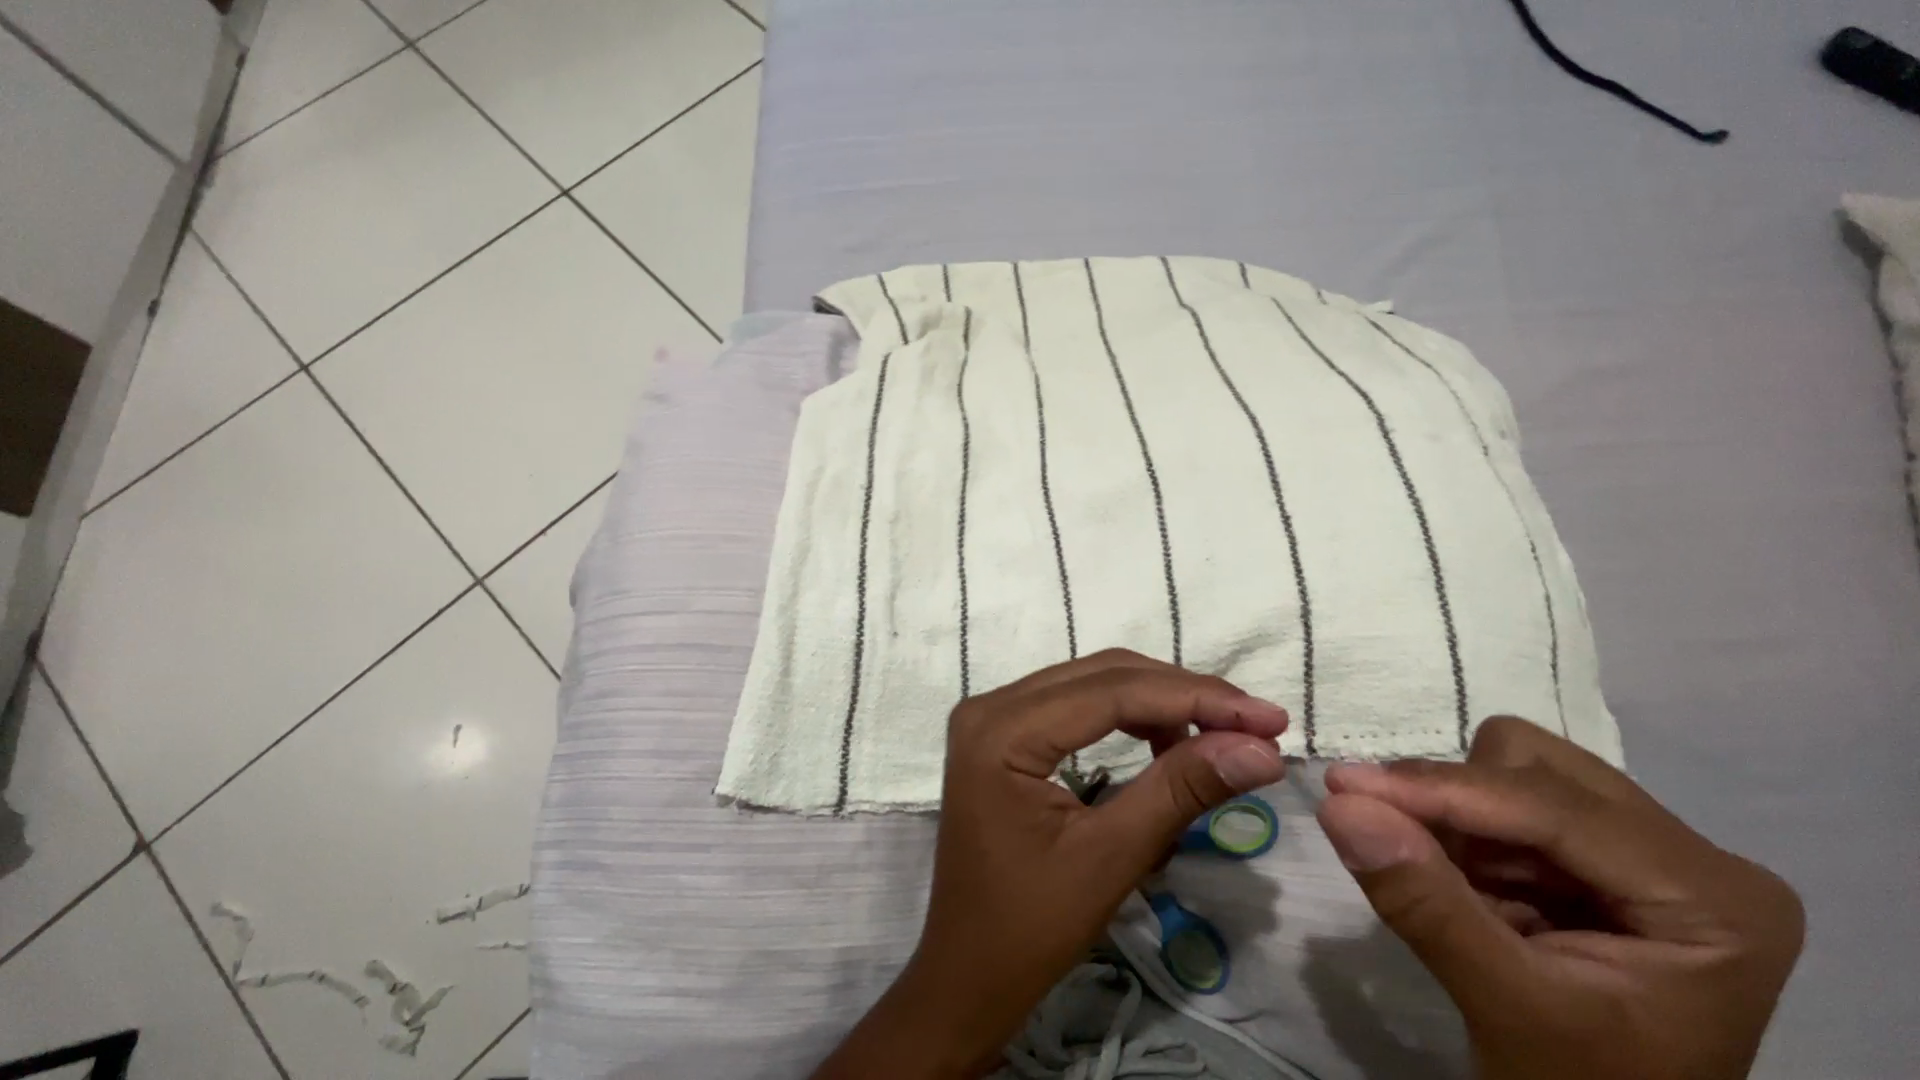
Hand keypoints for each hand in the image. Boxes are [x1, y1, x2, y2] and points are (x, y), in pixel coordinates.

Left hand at [811, 650, 1289, 1078]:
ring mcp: (991, 718)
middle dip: (1185, 695)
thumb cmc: (1031, 926)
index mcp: (1002, 730)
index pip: (1114, 691)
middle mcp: (990, 706)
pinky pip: (1075, 705)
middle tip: (1256, 726)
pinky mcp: (1002, 736)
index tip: (1271, 720)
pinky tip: (1165, 745)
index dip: (1199, 699)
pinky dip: (1128, 717)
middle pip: (1104, 675)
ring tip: (1219, 738)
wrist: (968, 973)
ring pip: (1093, 683)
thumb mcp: (1112, 856)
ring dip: (1160, 703)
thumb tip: (1261, 748)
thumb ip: (1181, 790)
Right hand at [1317, 717, 1804, 1079]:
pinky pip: (1513, 810)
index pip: (1555, 806)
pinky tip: (1466, 894)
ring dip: (1460, 824)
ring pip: (1520, 776)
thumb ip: (1425, 903)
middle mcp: (1698, 858)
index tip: (1343, 784)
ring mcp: (1655, 857)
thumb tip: (1339, 808)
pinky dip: (1468, 842)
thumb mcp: (1505, 1006)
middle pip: (1540, 769)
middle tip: (1392, 843)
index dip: (1443, 789)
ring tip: (1449, 891)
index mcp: (1713, 897)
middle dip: (1457, 805)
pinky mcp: (1611, 865)